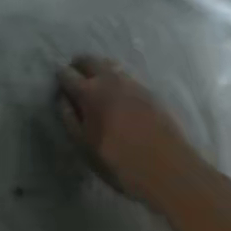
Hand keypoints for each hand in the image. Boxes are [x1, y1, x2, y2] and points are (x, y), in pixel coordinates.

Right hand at [56, 55, 195, 205]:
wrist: (170, 170)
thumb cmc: (120, 162)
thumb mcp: (85, 146)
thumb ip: (69, 119)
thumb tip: (63, 99)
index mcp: (89, 92)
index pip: (66, 74)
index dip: (61, 79)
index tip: (61, 88)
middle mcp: (109, 79)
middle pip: (88, 60)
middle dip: (78, 66)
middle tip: (76, 80)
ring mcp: (132, 83)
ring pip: (109, 65)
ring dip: (98, 70)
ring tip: (97, 86)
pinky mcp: (149, 91)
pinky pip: (126, 76)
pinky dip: (116, 79)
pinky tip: (118, 96)